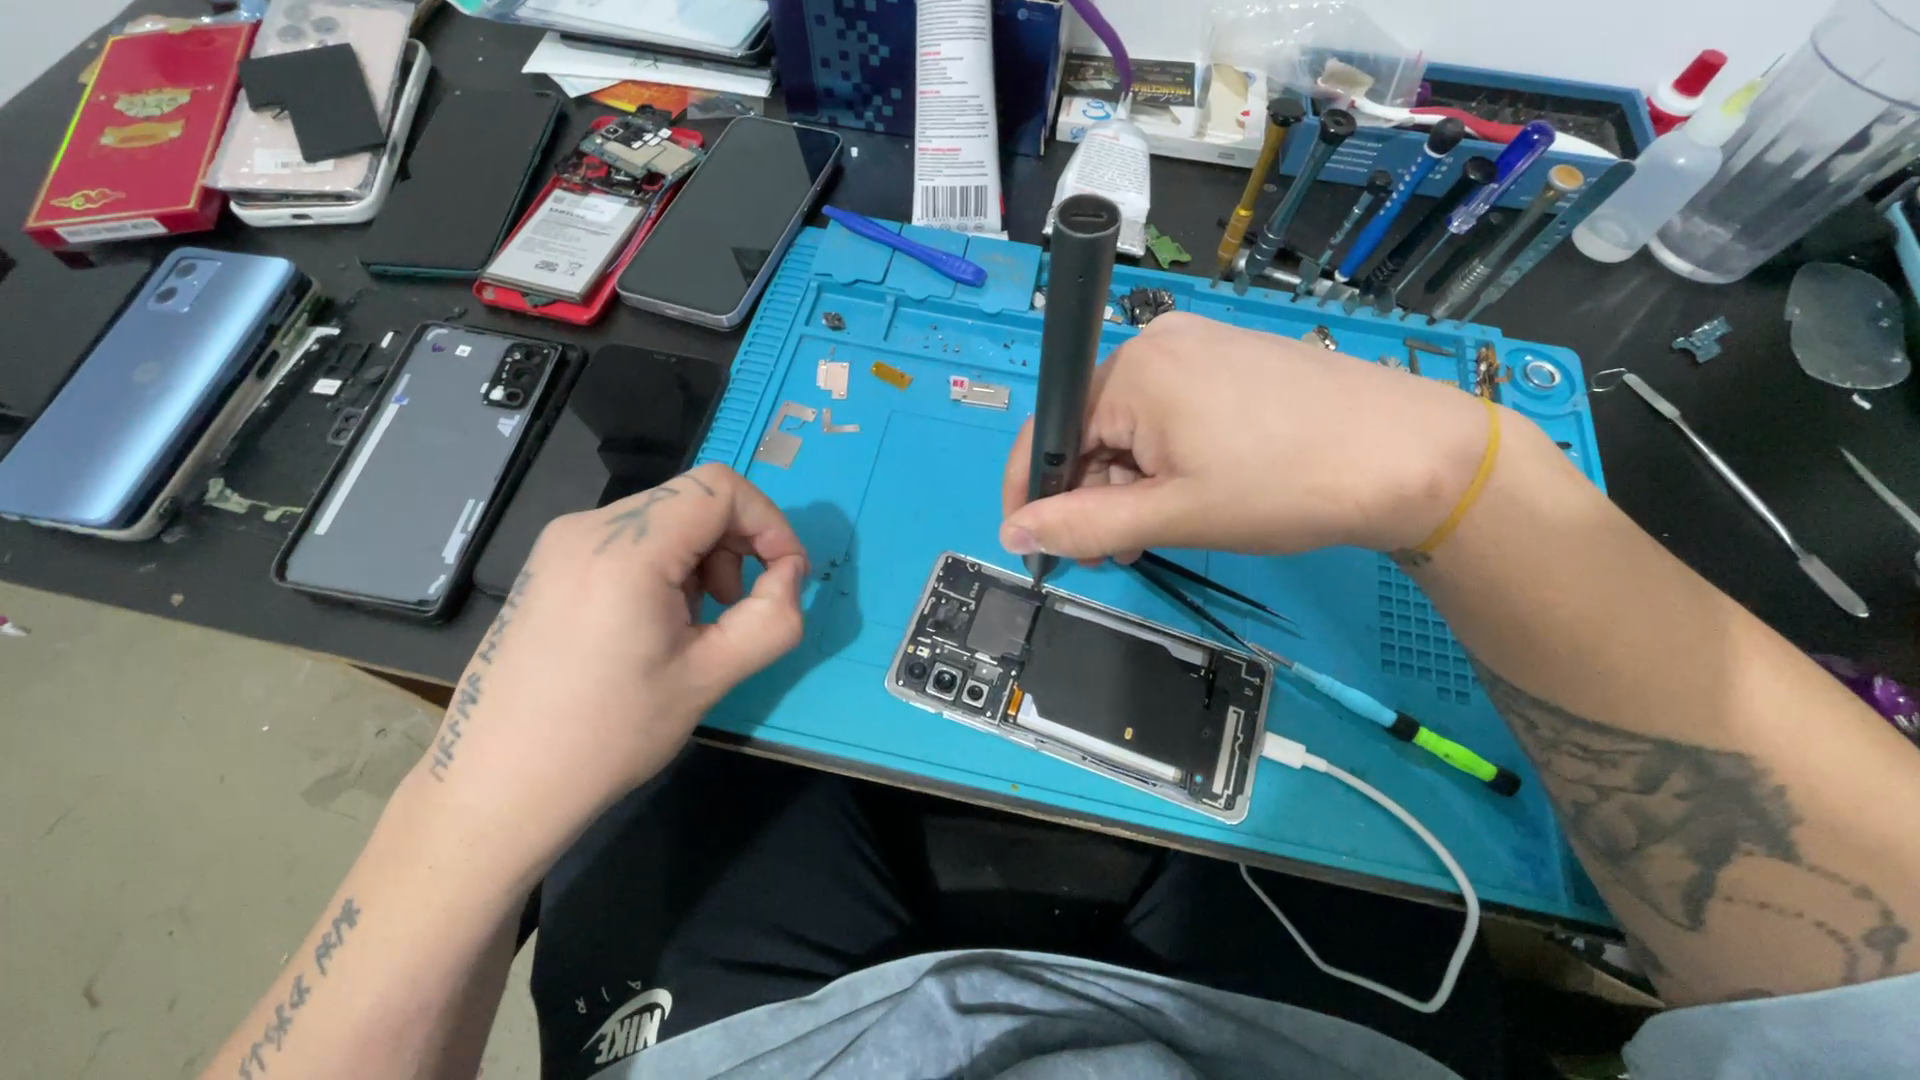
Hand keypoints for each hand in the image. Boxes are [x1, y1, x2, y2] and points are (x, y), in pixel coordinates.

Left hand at [415, 465, 808, 867]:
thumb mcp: (710, 678)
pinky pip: (628, 540)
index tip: (784, 575)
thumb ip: (773, 618)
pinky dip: (665, 566)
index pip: (721, 488)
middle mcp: (587, 528)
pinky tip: (655, 623)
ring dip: (702, 558)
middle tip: (737, 608)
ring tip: (696, 623)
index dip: (770, 522)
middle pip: (692, 500)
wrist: (501, 783)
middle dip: (736, 545)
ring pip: (662, 519)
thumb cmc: (609, 734)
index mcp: (626, 549)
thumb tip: (791, 575)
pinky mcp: (550, 565)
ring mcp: (561, 544)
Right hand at [1000, 312, 1497, 560]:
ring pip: (1129, 424)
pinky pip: (1167, 410)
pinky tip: (1192, 492)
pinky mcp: (1229, 357)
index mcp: (1132, 371)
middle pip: (1091, 427)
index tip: (1036, 547)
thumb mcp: (1172, 516)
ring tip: (1162, 529)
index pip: (1049, 431)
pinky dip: (1164, 458)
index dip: (1034, 493)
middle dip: (1092, 493)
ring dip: (1130, 482)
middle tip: (1120, 552)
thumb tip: (1012, 534)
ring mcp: (1197, 345)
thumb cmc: (1283, 486)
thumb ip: (1083, 526)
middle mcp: (1156, 343)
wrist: (1410, 456)